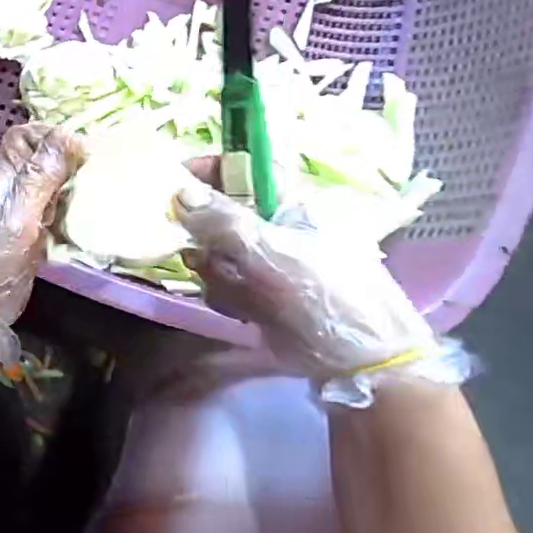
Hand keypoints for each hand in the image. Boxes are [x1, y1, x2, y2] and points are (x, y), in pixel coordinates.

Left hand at [0, 124, 82, 336]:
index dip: (47, 134)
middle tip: (97, 165)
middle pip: (40, 158)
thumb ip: (38, 179)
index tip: (77, 146)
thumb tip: (66, 136)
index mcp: (3, 178)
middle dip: (67, 156)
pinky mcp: (33, 235)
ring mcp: (23, 213)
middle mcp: (13, 190)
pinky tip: (91, 213)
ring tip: (100, 185)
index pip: (22, 138)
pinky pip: (56, 211)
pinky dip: (73, 208)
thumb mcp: (16, 217)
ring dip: (73, 182)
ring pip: (51, 184)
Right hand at [173, 183, 435, 378]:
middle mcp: (277, 229)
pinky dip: (226, 296)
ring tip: (237, 290)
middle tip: (203, 253)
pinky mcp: (260, 292)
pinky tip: (244, 311)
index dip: (210, 169)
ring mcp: (267, 262)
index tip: (175, 180)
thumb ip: (221, 220)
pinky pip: (222, 283)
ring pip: (215, 253)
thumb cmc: (322, 294)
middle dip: (206, 238)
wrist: (358, 364)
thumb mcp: (270, 251)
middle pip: (219, 216)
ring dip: (216, 273)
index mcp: (291, 205)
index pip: (244, 169)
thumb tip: (179, 190)